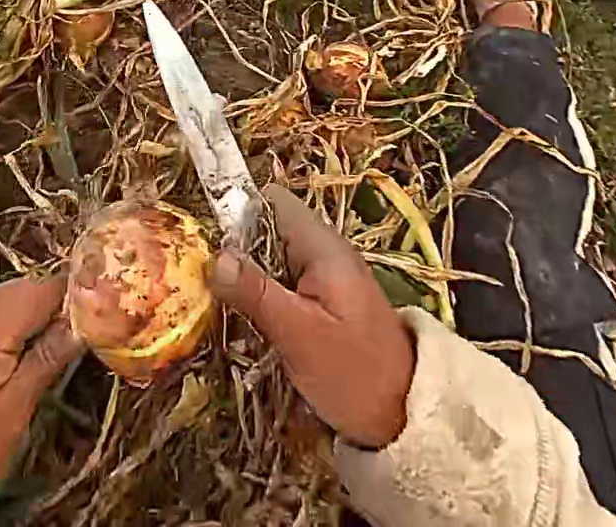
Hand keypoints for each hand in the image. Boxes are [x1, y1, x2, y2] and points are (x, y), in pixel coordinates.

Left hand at [0, 277, 83, 523]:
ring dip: (48, 312)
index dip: (82, 300)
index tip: (110, 317)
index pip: (50, 287)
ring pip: (23, 293)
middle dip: (67, 305)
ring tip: (74, 341)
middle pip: (37, 285)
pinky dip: (27, 318)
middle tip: (96, 333)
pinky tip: (40, 344)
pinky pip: (4, 306)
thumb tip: (85, 321)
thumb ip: (48, 358)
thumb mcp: (12, 415)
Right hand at [210, 183, 414, 448]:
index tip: (209, 244)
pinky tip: (248, 319)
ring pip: (271, 255)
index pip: (271, 201)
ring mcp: (324, 273)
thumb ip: (256, 293)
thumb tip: (214, 256)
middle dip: (236, 248)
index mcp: (321, 245)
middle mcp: (323, 249)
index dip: (237, 212)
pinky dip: (262, 293)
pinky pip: (282, 279)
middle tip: (208, 281)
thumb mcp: (300, 335)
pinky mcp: (322, 297)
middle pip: (266, 227)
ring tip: (221, 302)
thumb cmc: (356, 374)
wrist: (407, 415)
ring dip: (246, 274)